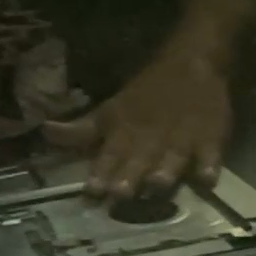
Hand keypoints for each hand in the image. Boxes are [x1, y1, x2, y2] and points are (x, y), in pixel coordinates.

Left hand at [43, 50, 231, 197]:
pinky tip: (207, 179)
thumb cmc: (144, 95)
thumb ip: (79, 131)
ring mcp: (181, 141)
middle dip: (129, 177)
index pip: (108, 158)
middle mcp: (149, 142)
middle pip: (138, 162)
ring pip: (172, 160)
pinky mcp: (211, 138)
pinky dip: (209, 165)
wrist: (191, 62)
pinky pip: (211, 154)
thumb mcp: (109, 111)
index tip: (91, 191)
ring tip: (156, 186)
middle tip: (120, 193)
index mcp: (124, 135)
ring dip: (163, 173)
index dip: (100, 175)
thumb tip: (44, 131)